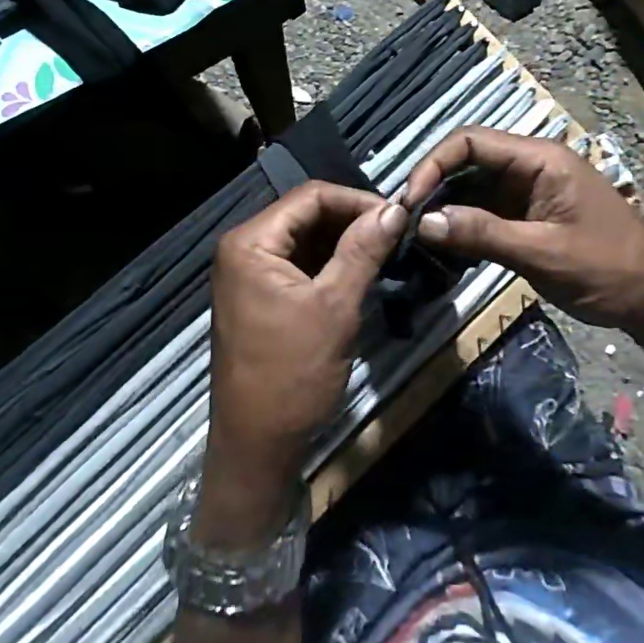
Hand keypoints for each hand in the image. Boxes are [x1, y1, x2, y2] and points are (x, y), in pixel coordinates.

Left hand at [201, 182, 406, 545]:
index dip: (357, 200)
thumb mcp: (334, 307)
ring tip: (387, 252)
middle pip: (306, 215)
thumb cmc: (292, 374)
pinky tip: (362, 274)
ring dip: (345, 243)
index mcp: (250, 242)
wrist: (258, 445)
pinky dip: (330, 266)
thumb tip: (395, 209)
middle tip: (398, 234)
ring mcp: (250, 275)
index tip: (399, 215)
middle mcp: (243, 249)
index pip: (310, 197)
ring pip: (305, 241)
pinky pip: (299, 266)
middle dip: (352, 221)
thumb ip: (363, 251)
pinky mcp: (260, 298)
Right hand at [403, 127, 643, 335]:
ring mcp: (525, 193)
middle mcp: (528, 167)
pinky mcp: (523, 218)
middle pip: (465, 163)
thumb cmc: (608, 268)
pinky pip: (481, 215)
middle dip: (432, 189)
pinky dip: (460, 230)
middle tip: (404, 224)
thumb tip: (422, 222)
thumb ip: (483, 233)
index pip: (470, 141)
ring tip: (415, 241)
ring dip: (442, 212)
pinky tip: (441, 252)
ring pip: (469, 190)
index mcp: (539, 159)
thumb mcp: (543, 251)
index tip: (409, 200)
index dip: (433, 164)